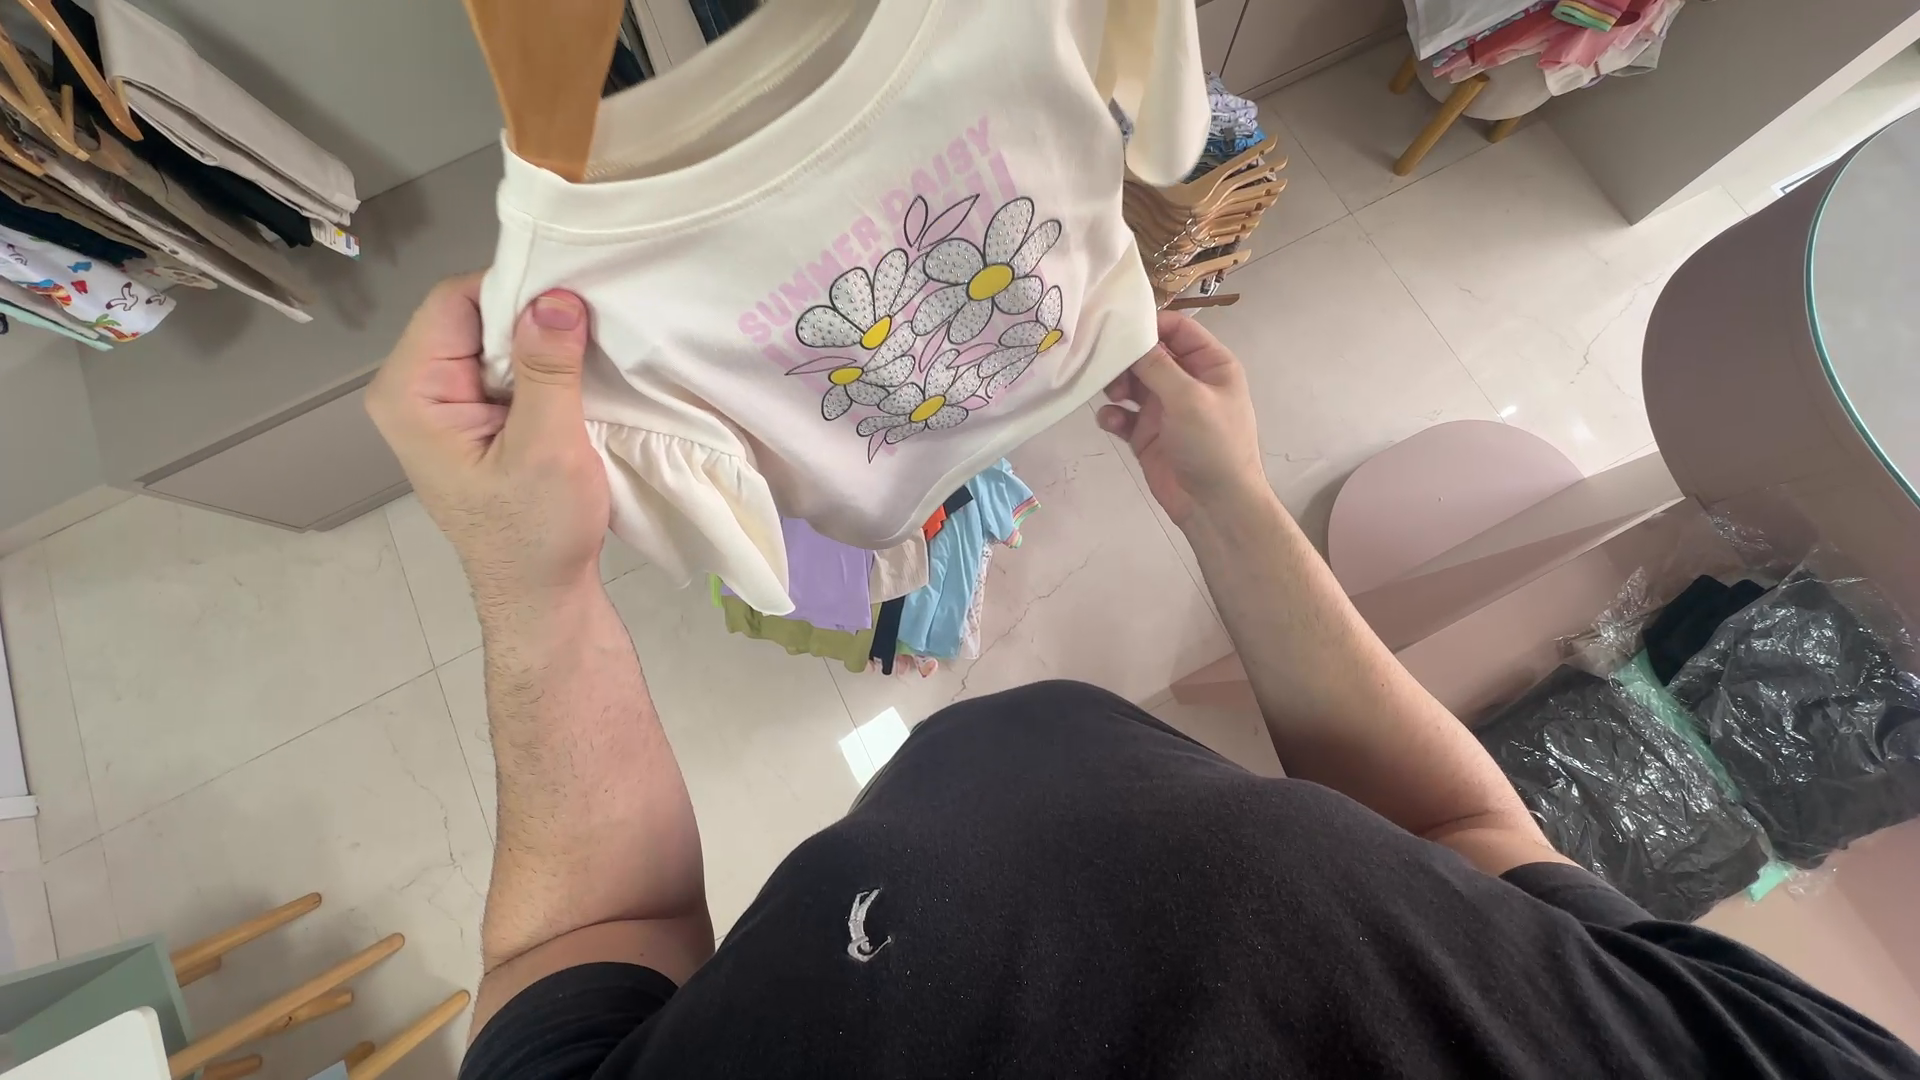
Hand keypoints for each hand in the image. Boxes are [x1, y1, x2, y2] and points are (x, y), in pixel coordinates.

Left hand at [366, 275, 608, 609]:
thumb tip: (559, 297)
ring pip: (496, 346)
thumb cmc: (537, 530)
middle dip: (535, 319)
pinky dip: (547, 372)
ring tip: (594, 352)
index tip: (579, 297)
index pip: (455, 303)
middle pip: (474, 320)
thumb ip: (548, 371)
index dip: (516, 290)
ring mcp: (448, 408)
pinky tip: (581, 380)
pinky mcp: (479, 423)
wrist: (542, 592)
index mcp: (411, 392)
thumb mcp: (548, 448)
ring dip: (546, 347)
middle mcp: (417, 391)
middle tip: (596, 326)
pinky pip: (510, 375)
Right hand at [1096, 311, 1268, 525]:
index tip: (1117, 327)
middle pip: (1147, 356)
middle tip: (1107, 367)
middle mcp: (1186, 382)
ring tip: (1113, 398)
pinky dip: (1112, 416)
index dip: (1149, 325)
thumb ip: (1157, 366)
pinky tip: (1111, 422)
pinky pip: (1122, 416)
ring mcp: (1164, 409)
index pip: (1177, 330)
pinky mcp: (1145, 434)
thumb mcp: (1189, 398)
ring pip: (1130, 384)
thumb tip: (1130, 337)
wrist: (1213, 504)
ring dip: (1115, 386)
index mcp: (1210, 365)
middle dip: (1125, 360)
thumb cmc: (1212, 444)